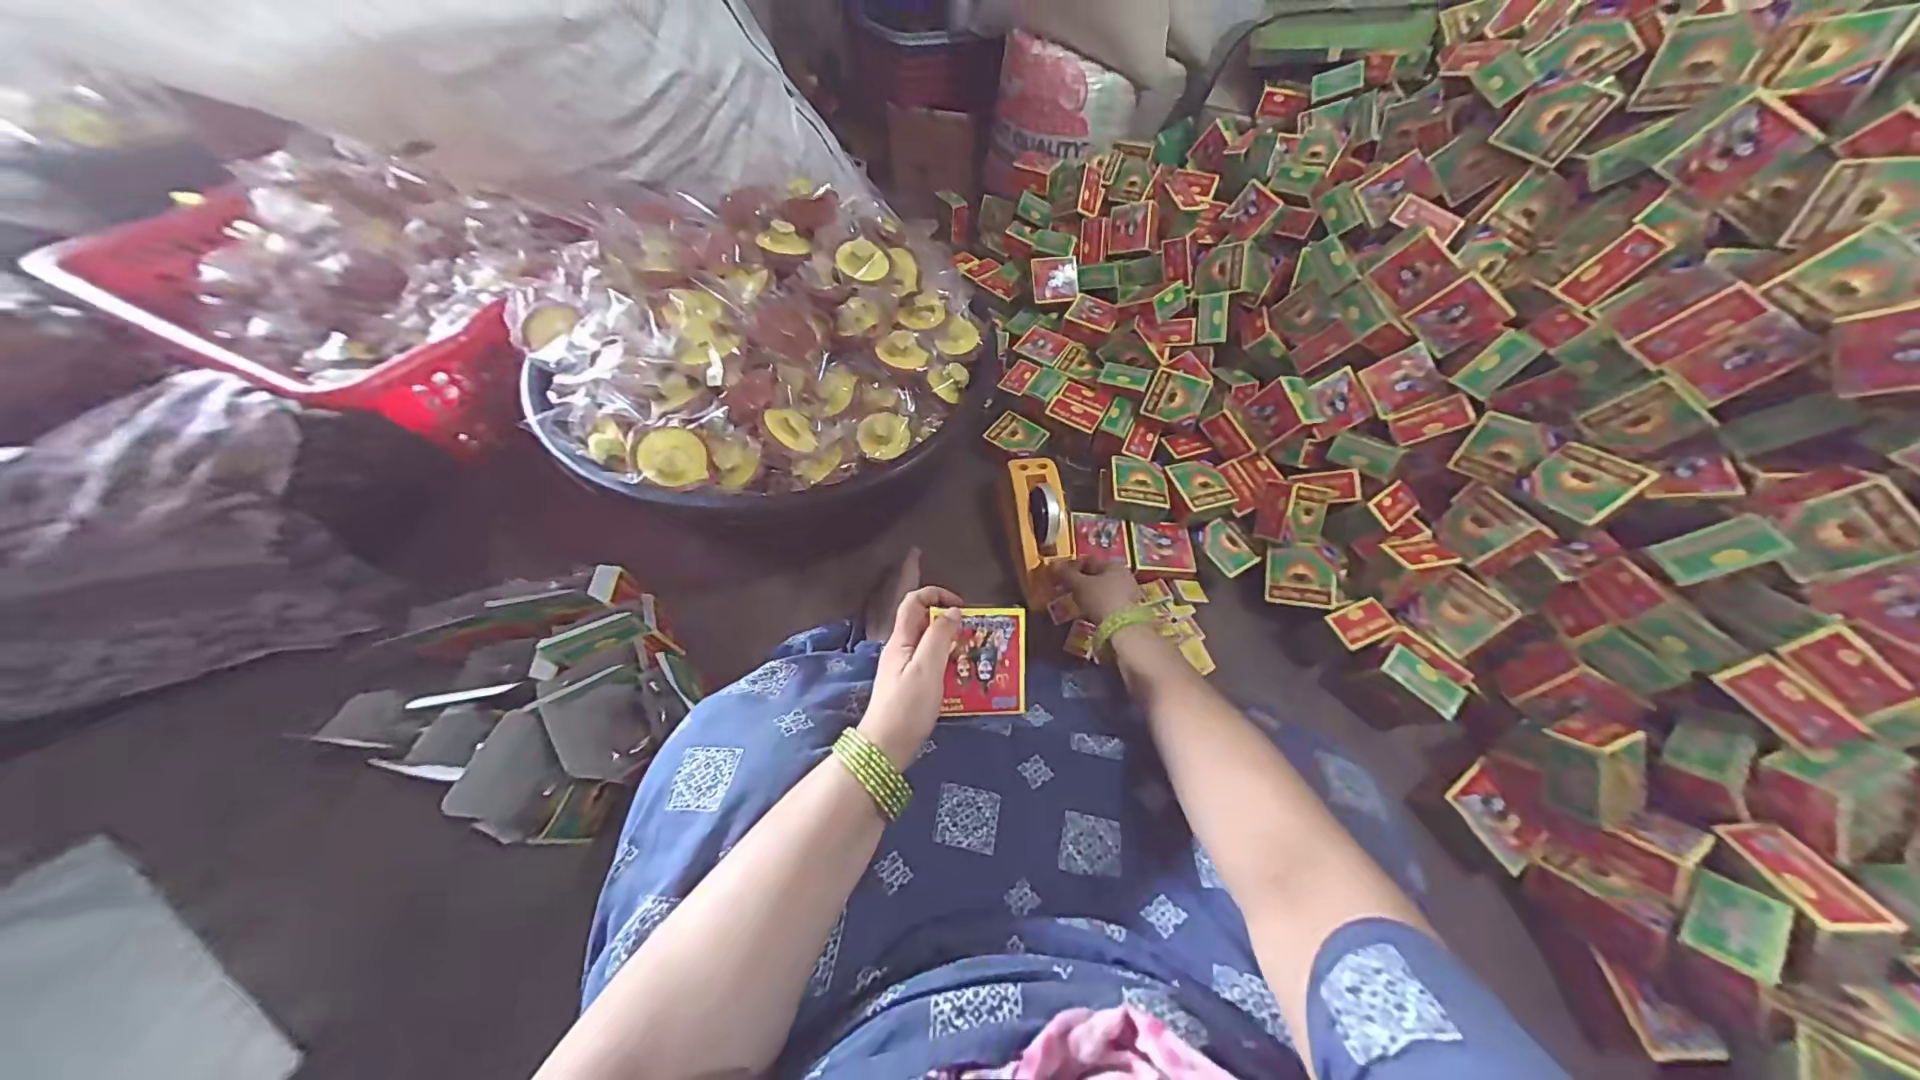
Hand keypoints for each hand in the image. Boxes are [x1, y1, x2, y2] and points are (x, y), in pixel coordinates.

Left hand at [860, 585, 962, 768]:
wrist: (886, 747)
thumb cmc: (908, 706)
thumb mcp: (927, 668)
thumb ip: (939, 636)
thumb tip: (953, 611)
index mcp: (901, 640)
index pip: (914, 601)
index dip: (937, 595)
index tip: (961, 607)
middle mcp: (899, 649)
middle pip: (921, 621)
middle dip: (947, 620)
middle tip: (971, 634)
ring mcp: (902, 668)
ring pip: (926, 643)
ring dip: (948, 642)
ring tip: (969, 655)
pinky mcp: (907, 685)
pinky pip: (927, 662)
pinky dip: (944, 661)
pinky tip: (957, 676)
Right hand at [1057, 559, 1142, 625]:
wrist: (1124, 628)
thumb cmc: (1100, 599)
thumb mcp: (1080, 585)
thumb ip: (1067, 574)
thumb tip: (1054, 564)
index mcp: (1113, 565)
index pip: (1089, 561)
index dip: (1072, 567)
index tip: (1059, 576)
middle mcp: (1124, 576)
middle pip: (1096, 576)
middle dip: (1080, 582)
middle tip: (1064, 590)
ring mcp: (1129, 593)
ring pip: (1102, 590)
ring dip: (1088, 595)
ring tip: (1074, 603)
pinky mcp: (1129, 610)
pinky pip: (1108, 602)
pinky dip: (1097, 605)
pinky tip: (1088, 612)